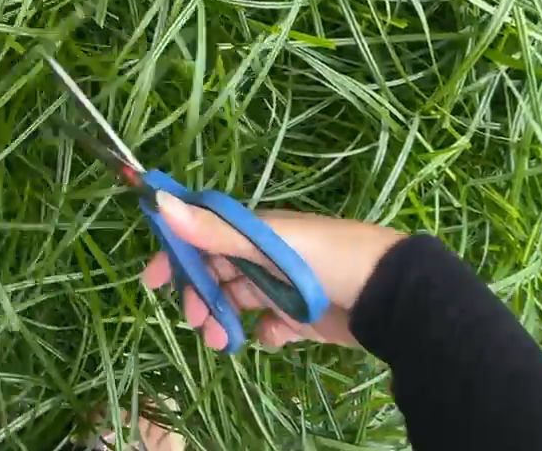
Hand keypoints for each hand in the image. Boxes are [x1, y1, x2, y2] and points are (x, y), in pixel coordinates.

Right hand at [140, 194, 403, 350]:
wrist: (390, 294)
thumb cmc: (322, 257)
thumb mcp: (263, 242)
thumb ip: (212, 229)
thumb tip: (158, 199)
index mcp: (249, 229)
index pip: (199, 236)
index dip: (174, 256)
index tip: (151, 282)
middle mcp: (261, 253)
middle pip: (215, 272)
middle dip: (199, 296)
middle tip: (197, 322)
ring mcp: (281, 284)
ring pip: (238, 301)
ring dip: (223, 319)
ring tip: (223, 342)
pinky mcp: (301, 315)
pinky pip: (270, 324)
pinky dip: (263, 333)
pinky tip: (268, 338)